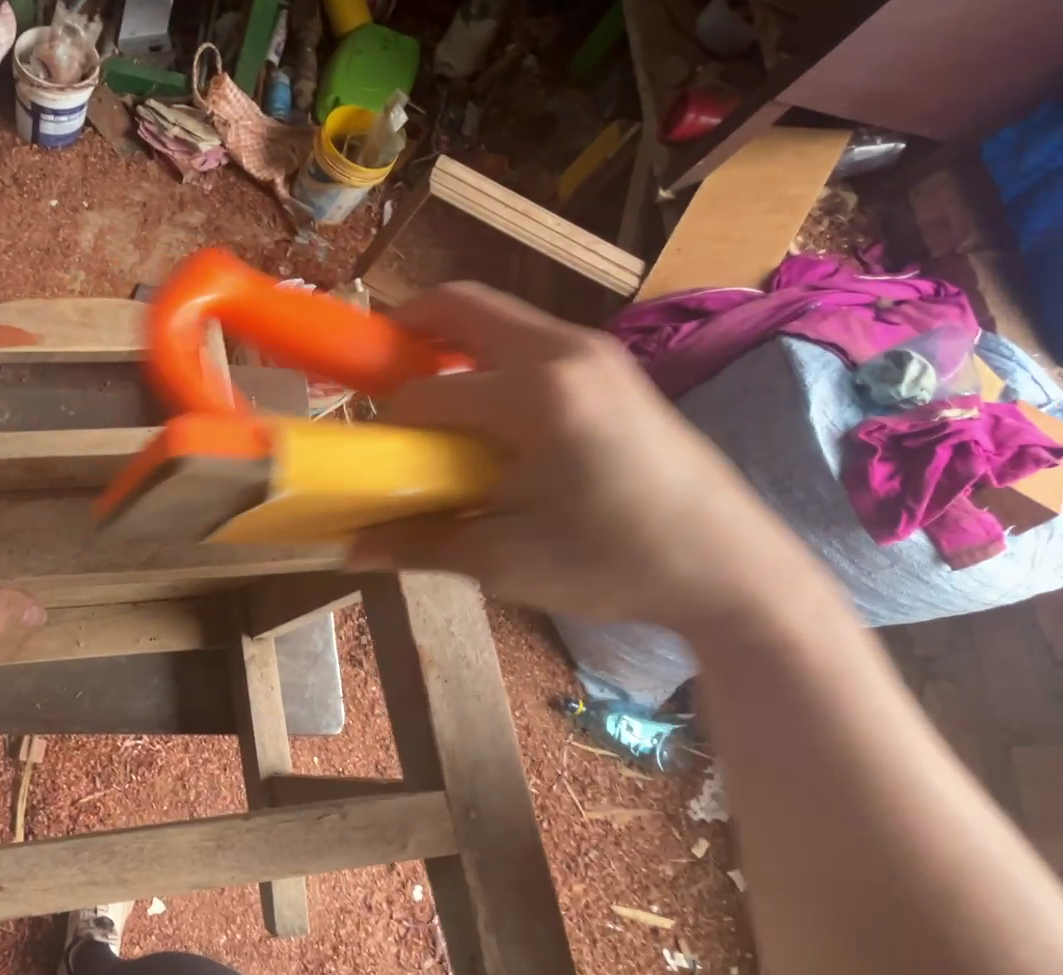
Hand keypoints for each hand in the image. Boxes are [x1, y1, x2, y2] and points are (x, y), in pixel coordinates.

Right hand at [350, 283, 810, 631]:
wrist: (730, 564)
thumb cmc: (613, 562)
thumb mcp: (503, 560)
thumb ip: (418, 543)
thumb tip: (349, 547)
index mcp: (536, 397)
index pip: (425, 392)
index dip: (387, 425)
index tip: (376, 460)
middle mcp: (564, 352)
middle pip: (459, 305)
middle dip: (402, 332)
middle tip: (373, 378)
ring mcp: (593, 351)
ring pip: (493, 317)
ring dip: (445, 346)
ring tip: (425, 404)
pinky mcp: (608, 365)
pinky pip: (523, 338)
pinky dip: (482, 359)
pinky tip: (481, 416)